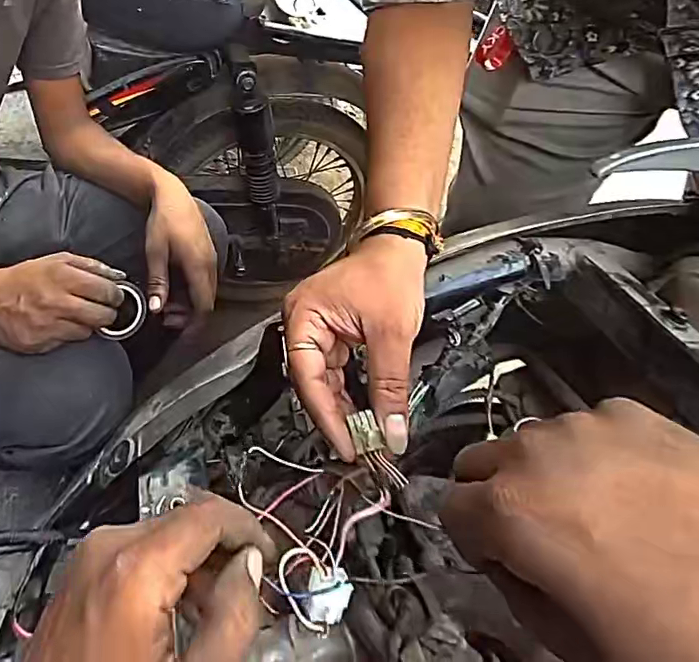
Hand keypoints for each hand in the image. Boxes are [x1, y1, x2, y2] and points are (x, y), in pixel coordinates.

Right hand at [0, 253, 122, 353]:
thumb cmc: (24, 278)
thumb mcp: (56, 260)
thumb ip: (89, 265)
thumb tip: (116, 276)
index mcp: (62, 277)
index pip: (104, 290)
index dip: (115, 294)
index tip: (115, 296)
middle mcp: (56, 302)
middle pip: (101, 315)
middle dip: (108, 313)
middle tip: (105, 309)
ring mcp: (48, 325)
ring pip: (87, 331)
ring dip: (88, 325)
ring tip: (78, 315)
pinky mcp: (40, 344)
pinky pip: (67, 342)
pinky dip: (69, 334)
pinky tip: (60, 324)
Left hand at [27, 497, 271, 661]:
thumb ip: (231, 619)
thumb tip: (249, 570)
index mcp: (132, 568)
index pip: (206, 514)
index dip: (246, 528)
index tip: (266, 551)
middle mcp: (104, 549)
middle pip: (182, 523)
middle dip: (221, 551)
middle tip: (250, 589)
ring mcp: (85, 560)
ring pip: (159, 538)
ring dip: (194, 565)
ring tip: (216, 614)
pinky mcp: (77, 577)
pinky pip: (132, 556)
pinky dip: (164, 575)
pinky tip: (178, 617)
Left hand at [146, 173, 219, 327]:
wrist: (172, 194)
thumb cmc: (163, 219)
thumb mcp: (155, 252)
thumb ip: (158, 282)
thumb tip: (157, 308)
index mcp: (199, 266)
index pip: (203, 307)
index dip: (193, 326)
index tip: (180, 335)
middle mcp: (211, 264)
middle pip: (206, 302)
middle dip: (189, 316)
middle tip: (166, 319)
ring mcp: (211, 257)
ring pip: (206, 291)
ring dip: (190, 303)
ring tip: (167, 304)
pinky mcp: (207, 252)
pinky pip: (205, 279)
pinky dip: (193, 290)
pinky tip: (175, 288)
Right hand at [282, 233, 426, 459]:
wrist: (397, 248)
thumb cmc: (388, 276)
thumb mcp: (391, 335)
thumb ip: (389, 387)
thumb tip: (392, 435)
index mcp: (303, 316)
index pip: (307, 376)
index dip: (326, 415)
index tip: (348, 447)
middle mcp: (301, 323)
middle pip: (311, 381)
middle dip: (336, 416)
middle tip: (359, 449)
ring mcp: (314, 328)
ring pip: (323, 380)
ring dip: (344, 408)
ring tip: (365, 438)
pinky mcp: (330, 333)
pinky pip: (335, 371)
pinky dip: (350, 392)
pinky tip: (365, 413)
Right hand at [440, 399, 698, 661]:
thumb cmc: (693, 651)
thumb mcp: (584, 649)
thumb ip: (523, 600)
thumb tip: (511, 570)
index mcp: (509, 510)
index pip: (450, 508)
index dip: (475, 542)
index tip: (507, 564)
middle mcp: (531, 452)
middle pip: (481, 463)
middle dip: (499, 498)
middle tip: (553, 543)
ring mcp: (583, 424)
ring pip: (533, 442)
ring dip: (549, 473)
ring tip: (610, 518)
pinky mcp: (634, 413)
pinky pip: (590, 428)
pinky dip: (599, 455)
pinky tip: (648, 493)